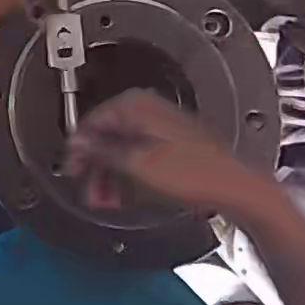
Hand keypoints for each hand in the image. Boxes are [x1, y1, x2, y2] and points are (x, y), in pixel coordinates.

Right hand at [63, 89, 260, 210]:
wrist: (233, 186)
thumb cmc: (193, 172)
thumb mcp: (136, 164)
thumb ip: (101, 151)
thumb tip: (78, 143)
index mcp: (136, 105)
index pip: (92, 121)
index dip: (78, 149)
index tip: (71, 169)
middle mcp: (147, 108)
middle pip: (106, 135)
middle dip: (95, 166)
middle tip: (89, 190)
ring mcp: (160, 124)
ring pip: (122, 147)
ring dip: (110, 174)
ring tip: (106, 199)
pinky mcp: (170, 141)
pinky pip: (139, 153)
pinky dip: (128, 172)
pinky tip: (124, 194)